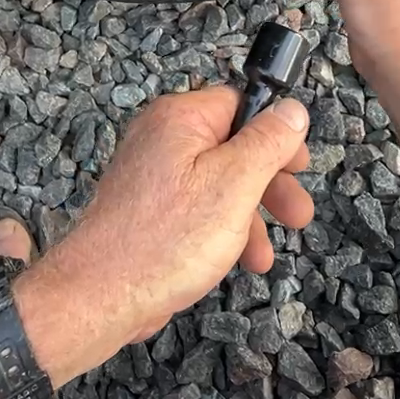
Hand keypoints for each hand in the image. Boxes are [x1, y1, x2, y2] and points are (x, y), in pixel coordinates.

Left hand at [40, 87, 312, 347]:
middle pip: (232, 145)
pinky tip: (238, 260)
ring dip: (249, 215)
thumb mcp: (233, 185)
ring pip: (217, 181)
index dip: (274, 133)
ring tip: (266, 255)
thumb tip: (293, 109)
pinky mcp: (148, 206)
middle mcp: (163, 137)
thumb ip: (267, 143)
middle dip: (269, 182)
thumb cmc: (165, 239)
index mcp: (180, 118)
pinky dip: (221, 228)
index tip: (298, 165)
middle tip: (297, 213)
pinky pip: (196, 205)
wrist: (101, 295)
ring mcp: (153, 172)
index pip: (239, 103)